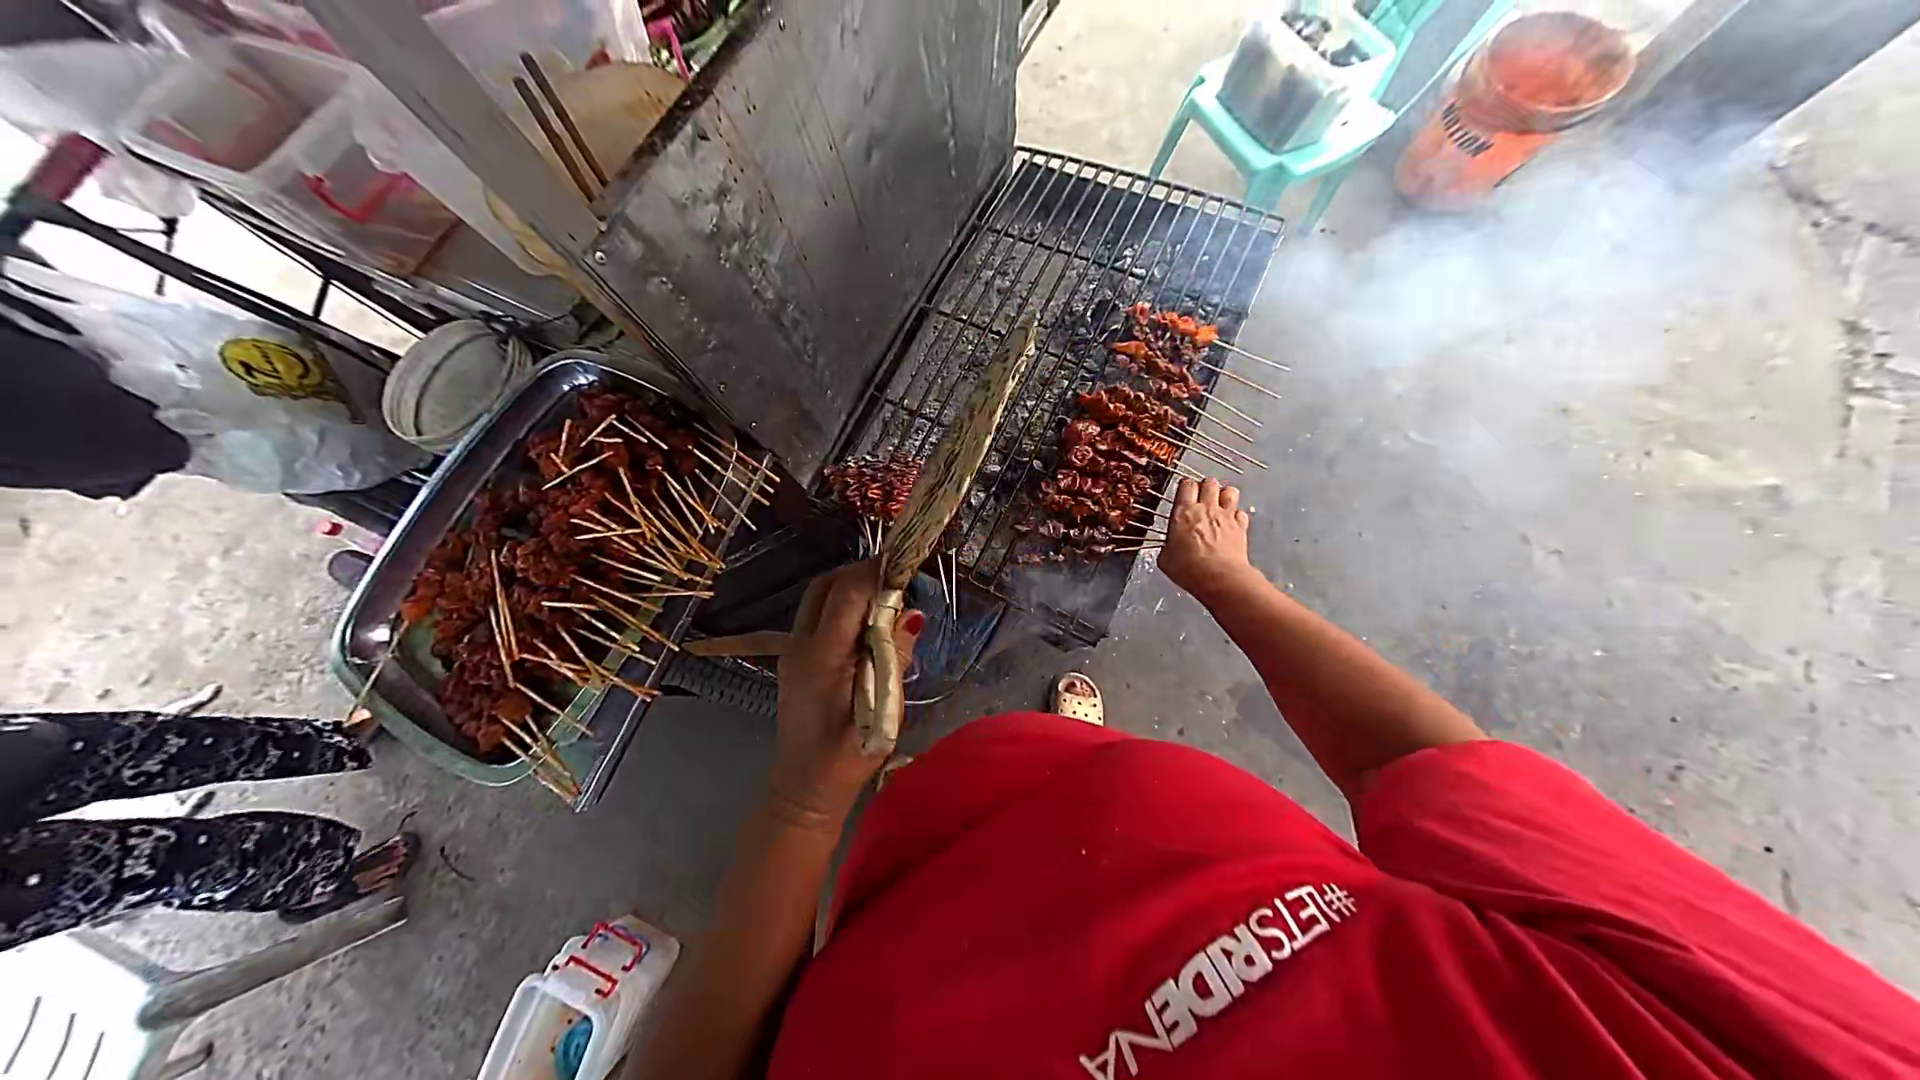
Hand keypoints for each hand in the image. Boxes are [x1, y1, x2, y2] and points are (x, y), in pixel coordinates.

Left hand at [772, 561, 924, 829]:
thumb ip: (896, 659)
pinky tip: (866, 623)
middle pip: (825, 586)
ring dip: (848, 586)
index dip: (874, 572)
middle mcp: (801, 645)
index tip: (903, 564)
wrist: (803, 789)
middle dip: (859, 573)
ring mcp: (793, 651)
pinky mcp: (795, 659)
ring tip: (884, 597)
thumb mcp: (884, 713)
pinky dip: (841, 605)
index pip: (846, 594)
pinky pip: (816, 615)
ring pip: (817, 598)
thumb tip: (912, 616)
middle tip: (895, 578)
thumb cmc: (846, 759)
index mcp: (822, 657)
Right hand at [1160, 478, 1256, 600]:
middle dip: (1206, 486)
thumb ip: (1167, 547)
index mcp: (1183, 513)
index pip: (1186, 485)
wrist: (1218, 577)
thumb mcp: (1165, 559)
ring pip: (1230, 491)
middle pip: (1209, 483)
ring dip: (1225, 494)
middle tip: (1202, 495)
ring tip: (1220, 502)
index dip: (1186, 486)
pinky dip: (1237, 515)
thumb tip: (1168, 550)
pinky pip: (1241, 513)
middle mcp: (1206, 509)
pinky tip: (1232, 522)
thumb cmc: (1190, 568)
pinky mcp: (1240, 528)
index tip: (1184, 491)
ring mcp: (1225, 517)